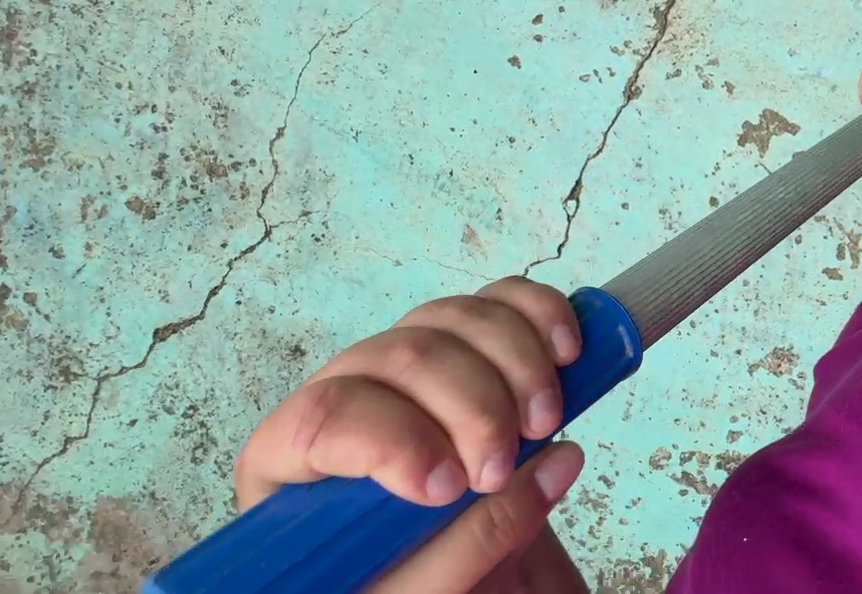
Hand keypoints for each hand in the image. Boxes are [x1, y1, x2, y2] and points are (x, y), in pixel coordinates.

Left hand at [234, 277, 590, 592]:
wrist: (450, 569)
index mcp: (292, 461)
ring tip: (546, 423)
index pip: (322, 417)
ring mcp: (418, 354)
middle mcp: (350, 389)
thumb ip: (474, 542)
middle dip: (476, 407)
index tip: (450, 489)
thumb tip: (556, 462)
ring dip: (519, 364)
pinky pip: (508, 296)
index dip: (393, 440)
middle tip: (505, 470)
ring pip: (459, 317)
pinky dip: (545, 314)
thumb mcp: (418, 591)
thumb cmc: (406, 584)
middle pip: (405, 356)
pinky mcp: (477, 339)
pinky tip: (568, 354)